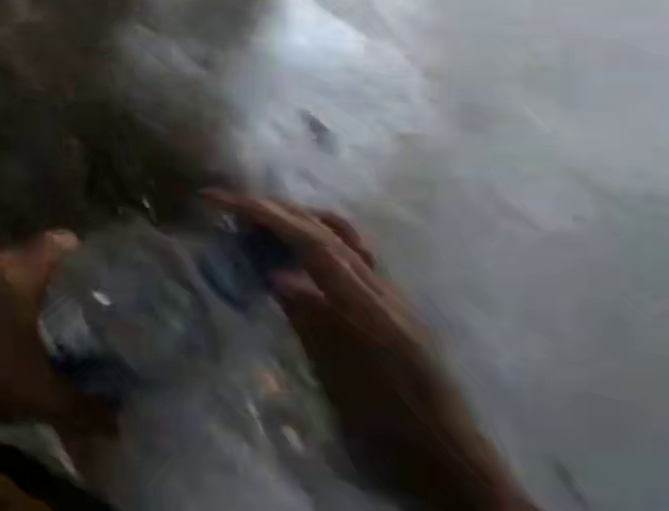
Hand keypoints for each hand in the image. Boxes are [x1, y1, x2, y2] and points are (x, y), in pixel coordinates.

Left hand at [0, 231, 106, 428]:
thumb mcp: (47, 397)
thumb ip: (90, 405)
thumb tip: (123, 414)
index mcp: (18, 272)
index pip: (54, 243)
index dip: (76, 252)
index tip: (94, 268)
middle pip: (29, 254)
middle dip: (49, 274)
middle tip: (70, 299)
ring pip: (4, 264)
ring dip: (19, 281)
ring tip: (38, 308)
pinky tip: (3, 314)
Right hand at [206, 191, 532, 510]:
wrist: (450, 469)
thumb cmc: (386, 429)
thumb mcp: (339, 380)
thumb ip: (310, 321)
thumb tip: (274, 274)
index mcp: (368, 306)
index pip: (310, 240)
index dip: (262, 212)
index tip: (218, 200)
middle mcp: (383, 290)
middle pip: (324, 229)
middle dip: (271, 208)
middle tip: (226, 205)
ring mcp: (392, 296)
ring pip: (340, 235)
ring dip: (295, 218)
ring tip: (258, 220)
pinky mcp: (392, 306)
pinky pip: (351, 254)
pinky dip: (317, 237)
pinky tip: (295, 253)